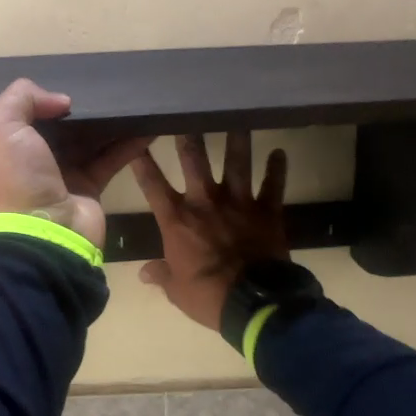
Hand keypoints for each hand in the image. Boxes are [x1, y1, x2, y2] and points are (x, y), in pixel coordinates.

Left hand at [0, 79, 151, 247]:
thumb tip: (61, 101)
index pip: (15, 115)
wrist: (45, 233)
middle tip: (100, 85)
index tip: (59, 82)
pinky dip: (128, 142)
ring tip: (128, 98)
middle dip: (75, 107)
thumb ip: (21, 97)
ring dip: (105, 121)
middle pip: (54, 125)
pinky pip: (110, 158)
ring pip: (85, 140)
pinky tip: (147, 125)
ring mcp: (58, 174)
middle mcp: (26, 160)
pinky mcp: (87, 187)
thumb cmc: (16, 177)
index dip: (34, 98)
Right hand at [131, 133, 288, 328]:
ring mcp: (238, 203)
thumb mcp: (177, 290)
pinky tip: (280, 152)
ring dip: (237, 139)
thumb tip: (144, 272)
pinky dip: (277, 168)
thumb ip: (161, 275)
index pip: (153, 185)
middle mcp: (205, 202)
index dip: (142, 163)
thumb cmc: (207, 297)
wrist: (254, 302)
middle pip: (195, 160)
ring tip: (239, 117)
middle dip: (189, 136)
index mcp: (177, 220)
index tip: (136, 142)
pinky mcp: (267, 211)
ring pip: (236, 162)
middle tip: (188, 113)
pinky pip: (273, 184)